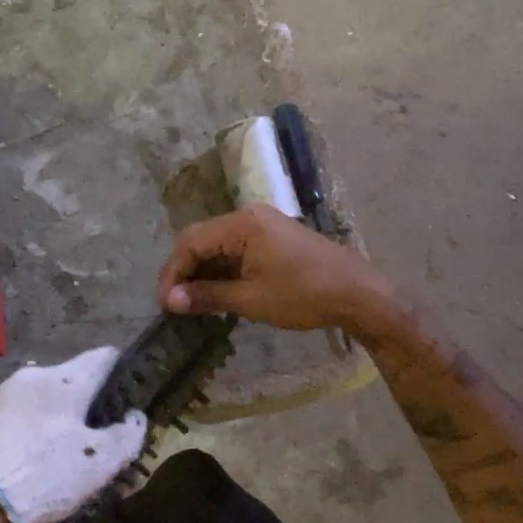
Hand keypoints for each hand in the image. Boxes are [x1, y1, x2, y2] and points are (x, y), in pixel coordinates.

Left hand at [0, 348, 146, 522]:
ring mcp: (7, 392)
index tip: (134, 390)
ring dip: (65, 411)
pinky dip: (42, 420)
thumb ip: (127, 434)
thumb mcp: (100, 462)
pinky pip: (27, 408)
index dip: (123, 370)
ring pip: (48, 393)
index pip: (103, 358)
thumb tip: (135, 416)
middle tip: (106, 427)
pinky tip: (44, 448)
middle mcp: (35, 375)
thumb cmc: (47, 475)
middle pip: (74, 376)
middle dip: (92, 398)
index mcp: (65, 379)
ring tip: (75, 442)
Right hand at [155, 204, 398, 331]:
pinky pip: (235, 253)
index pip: (191, 242)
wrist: (358, 294)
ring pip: (217, 248)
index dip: (172, 272)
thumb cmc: (303, 294)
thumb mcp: (250, 299)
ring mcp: (262, 227)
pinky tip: (215, 295)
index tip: (164, 303)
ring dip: (202, 274)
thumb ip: (206, 296)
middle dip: (184, 272)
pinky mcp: (272, 241)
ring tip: (190, 304)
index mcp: (242, 224)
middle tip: (173, 304)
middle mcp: (249, 217)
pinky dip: (221, 273)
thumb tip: (169, 300)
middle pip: (201, 241)